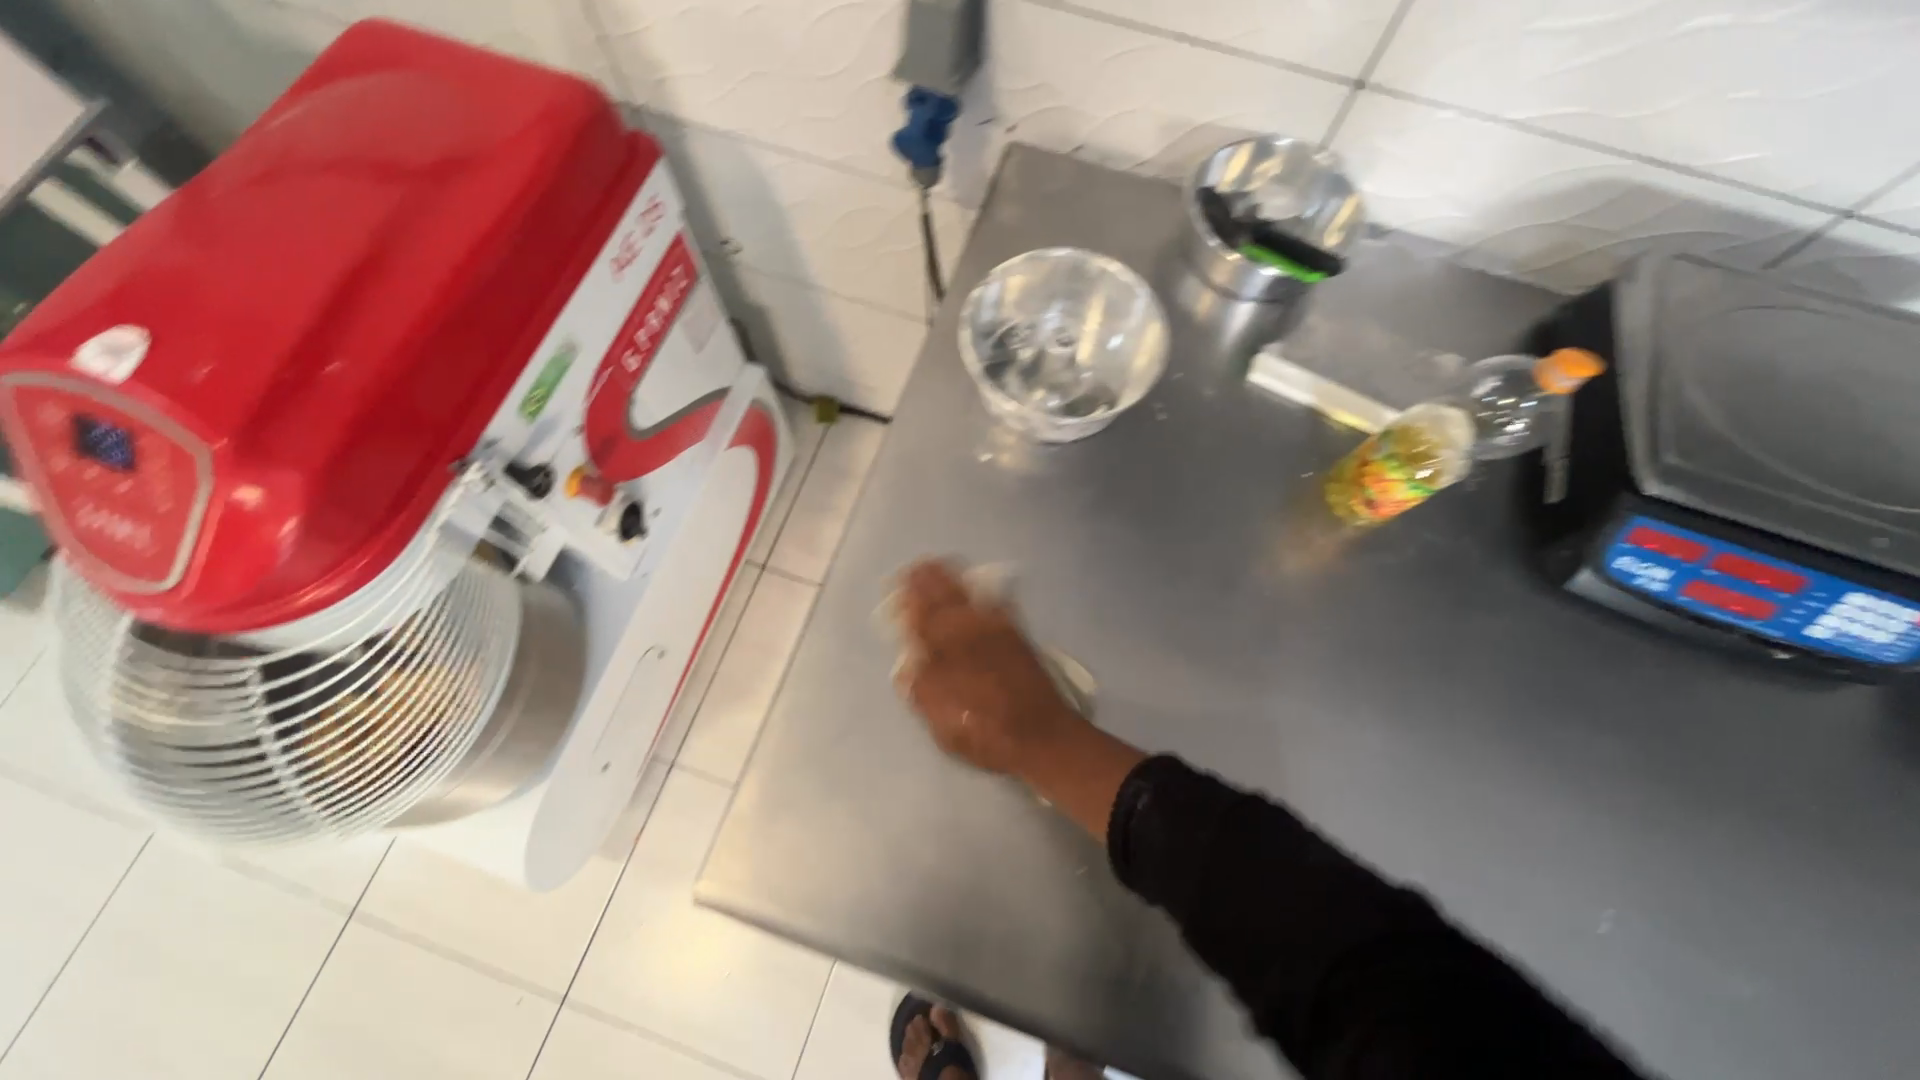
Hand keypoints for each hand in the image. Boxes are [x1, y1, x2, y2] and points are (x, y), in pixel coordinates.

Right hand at [893, 559, 1089, 778]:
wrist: (1042, 736)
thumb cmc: (986, 735)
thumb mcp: (942, 725)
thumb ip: (922, 692)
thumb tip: (907, 668)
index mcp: (945, 653)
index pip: (919, 617)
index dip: (908, 601)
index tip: (898, 588)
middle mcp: (969, 633)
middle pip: (943, 597)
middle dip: (927, 581)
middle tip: (916, 568)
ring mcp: (996, 630)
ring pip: (968, 593)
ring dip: (951, 578)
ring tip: (938, 566)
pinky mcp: (1018, 635)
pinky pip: (999, 603)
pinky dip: (986, 591)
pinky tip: (983, 587)